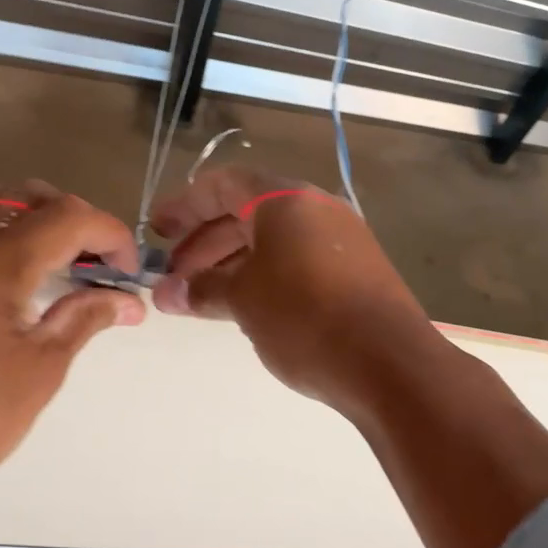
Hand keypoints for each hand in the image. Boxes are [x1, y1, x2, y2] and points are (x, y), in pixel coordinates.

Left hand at [0, 180, 145, 502]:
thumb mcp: (43, 367)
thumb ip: (86, 316)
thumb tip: (129, 301)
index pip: (67, 217)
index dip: (109, 235)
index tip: (126, 272)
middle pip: (25, 198)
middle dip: (72, 224)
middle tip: (94, 268)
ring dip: (25, 218)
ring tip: (48, 260)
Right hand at [150, 167, 438, 409]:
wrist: (390, 363)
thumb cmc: (306, 317)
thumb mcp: (244, 300)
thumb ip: (203, 289)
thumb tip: (170, 292)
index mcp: (288, 200)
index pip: (225, 184)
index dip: (185, 205)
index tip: (156, 233)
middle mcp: (319, 209)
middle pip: (250, 212)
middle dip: (205, 243)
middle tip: (175, 279)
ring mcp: (344, 241)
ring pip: (276, 242)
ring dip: (234, 265)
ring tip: (201, 300)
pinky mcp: (359, 273)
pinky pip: (300, 263)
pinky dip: (267, 277)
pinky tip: (248, 309)